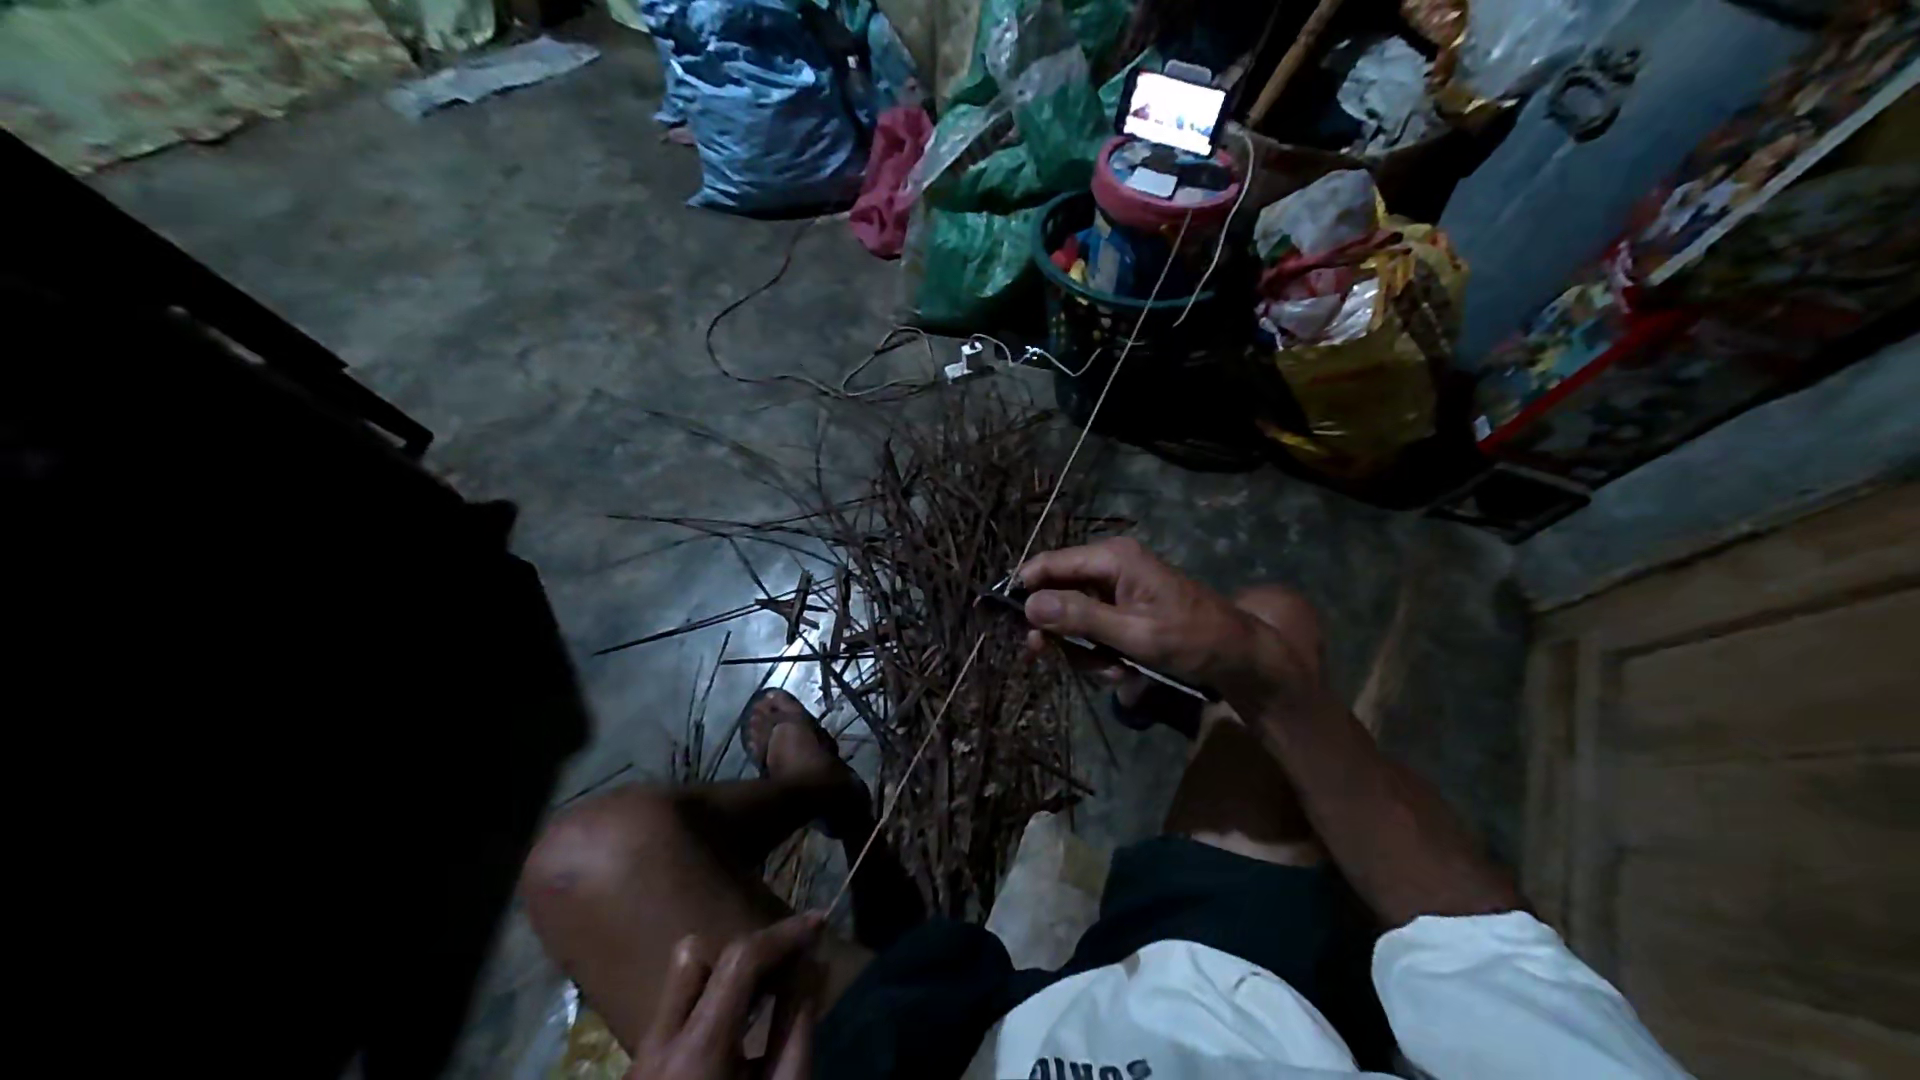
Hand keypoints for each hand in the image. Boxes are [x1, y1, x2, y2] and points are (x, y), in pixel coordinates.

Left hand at [628, 913, 822, 1079]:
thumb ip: (797, 1027)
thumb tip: (812, 964)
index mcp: (697, 1050)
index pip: (740, 959)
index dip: (783, 934)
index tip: (818, 924)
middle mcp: (658, 1043)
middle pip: (694, 953)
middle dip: (743, 951)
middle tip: (781, 969)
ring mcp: (640, 1058)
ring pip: (680, 981)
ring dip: (724, 976)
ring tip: (763, 999)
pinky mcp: (637, 1070)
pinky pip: (674, 1014)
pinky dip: (710, 1005)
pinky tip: (738, 1033)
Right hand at [1017, 537, 1324, 707]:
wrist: (1238, 655)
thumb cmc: (1191, 638)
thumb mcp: (1133, 633)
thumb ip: (1080, 618)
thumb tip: (1030, 605)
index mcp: (1113, 559)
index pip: (1050, 564)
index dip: (1021, 587)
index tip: (995, 613)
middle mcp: (1111, 567)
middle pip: (1057, 592)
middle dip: (1055, 629)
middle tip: (1040, 656)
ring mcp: (1118, 589)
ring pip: (1073, 617)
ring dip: (1083, 649)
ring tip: (1112, 670)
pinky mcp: (1124, 609)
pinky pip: (1094, 629)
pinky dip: (1101, 652)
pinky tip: (1123, 670)